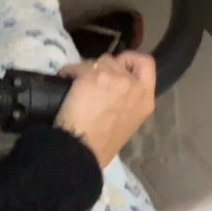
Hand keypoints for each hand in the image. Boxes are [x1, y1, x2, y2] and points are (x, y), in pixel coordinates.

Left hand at [55, 52, 155, 167]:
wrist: (83, 150)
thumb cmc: (102, 145)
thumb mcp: (127, 123)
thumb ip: (126, 102)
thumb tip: (110, 90)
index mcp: (146, 100)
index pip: (146, 65)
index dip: (130, 61)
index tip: (116, 68)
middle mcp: (134, 86)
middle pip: (116, 62)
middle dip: (102, 68)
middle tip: (91, 81)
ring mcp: (114, 79)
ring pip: (97, 62)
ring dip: (86, 70)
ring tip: (76, 84)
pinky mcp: (93, 76)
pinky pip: (78, 66)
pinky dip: (69, 72)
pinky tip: (64, 82)